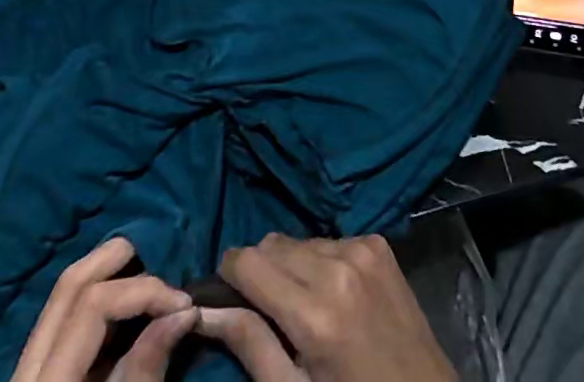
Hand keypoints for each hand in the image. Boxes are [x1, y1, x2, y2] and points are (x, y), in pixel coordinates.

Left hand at [12, 237, 198, 381]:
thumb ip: (146, 370)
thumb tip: (186, 311)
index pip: (94, 305)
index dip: (146, 291)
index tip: (187, 306)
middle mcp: (25, 370)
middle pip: (69, 285)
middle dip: (123, 260)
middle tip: (169, 262)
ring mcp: (24, 371)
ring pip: (62, 294)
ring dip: (111, 273)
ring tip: (154, 276)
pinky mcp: (35, 377)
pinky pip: (64, 316)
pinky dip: (100, 297)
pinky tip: (131, 303)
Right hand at [207, 233, 456, 381]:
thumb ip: (249, 344)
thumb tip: (203, 311)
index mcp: (314, 310)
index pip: (248, 260)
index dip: (229, 276)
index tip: (228, 297)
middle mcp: (338, 266)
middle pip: (272, 244)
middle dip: (259, 271)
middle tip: (267, 309)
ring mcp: (363, 248)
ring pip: (300, 240)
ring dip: (291, 265)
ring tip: (303, 303)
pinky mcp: (379, 243)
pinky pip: (330, 239)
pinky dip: (321, 260)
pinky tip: (334, 292)